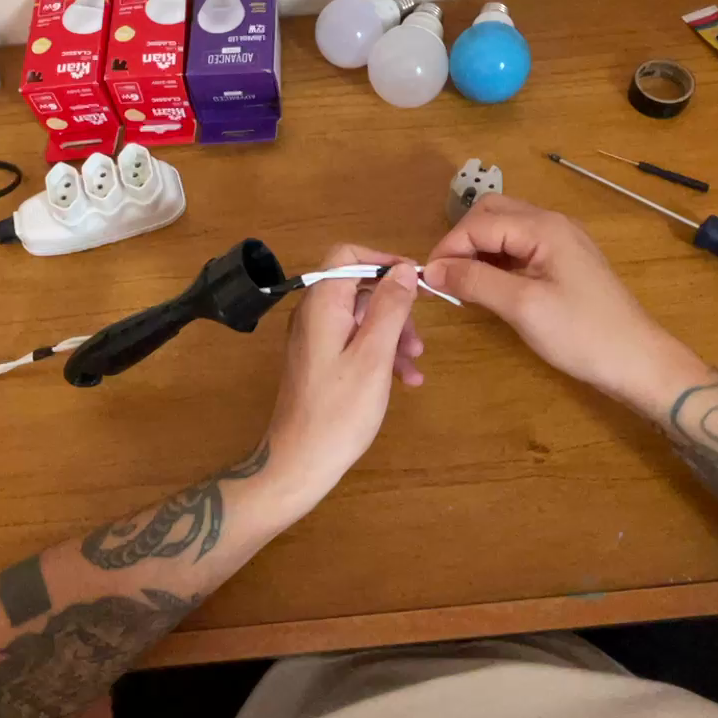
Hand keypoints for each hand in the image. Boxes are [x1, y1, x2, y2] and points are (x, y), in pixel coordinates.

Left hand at [262, 245, 423, 507]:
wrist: (299, 461)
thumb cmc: (340, 410)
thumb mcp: (374, 356)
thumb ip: (390, 307)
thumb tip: (404, 269)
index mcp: (322, 304)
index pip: (348, 256)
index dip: (383, 262)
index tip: (415, 281)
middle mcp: (313, 313)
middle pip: (358, 288)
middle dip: (394, 307)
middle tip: (418, 338)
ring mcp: (313, 337)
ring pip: (360, 317)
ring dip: (392, 334)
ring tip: (416, 364)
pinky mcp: (318, 359)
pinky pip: (353, 341)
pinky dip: (379, 353)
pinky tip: (405, 380)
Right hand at [422, 195, 707, 409]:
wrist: (638, 361)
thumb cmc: (582, 334)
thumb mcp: (522, 307)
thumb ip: (475, 281)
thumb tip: (432, 269)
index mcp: (543, 227)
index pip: (479, 223)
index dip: (449, 247)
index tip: (429, 279)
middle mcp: (551, 223)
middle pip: (490, 214)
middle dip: (462, 240)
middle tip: (446, 277)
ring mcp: (560, 241)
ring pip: (503, 228)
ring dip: (478, 249)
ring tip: (462, 283)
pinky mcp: (563, 261)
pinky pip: (518, 246)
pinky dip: (496, 259)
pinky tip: (487, 286)